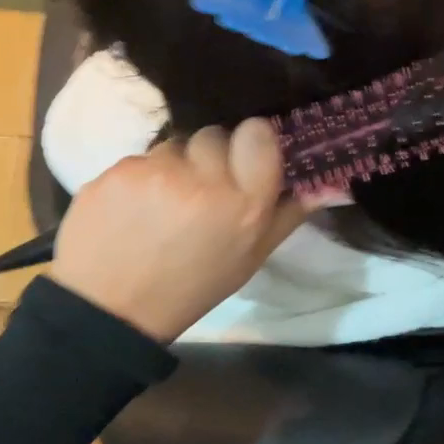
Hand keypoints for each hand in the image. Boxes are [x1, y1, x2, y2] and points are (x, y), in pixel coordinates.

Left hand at [48, 120, 307, 341]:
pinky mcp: (116, 172)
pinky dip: (141, 177)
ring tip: (165, 202)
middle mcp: (205, 181)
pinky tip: (135, 207)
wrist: (111, 311)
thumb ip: (290, 213)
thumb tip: (332, 182)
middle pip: (215, 135)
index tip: (244, 161)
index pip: (257, 133)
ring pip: (175, 143)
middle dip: (211, 156)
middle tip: (201, 190)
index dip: (251, 143)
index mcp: (245, 204)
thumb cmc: (193, 285)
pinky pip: (140, 158)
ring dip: (176, 164)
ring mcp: (156, 173)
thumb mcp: (252, 257)